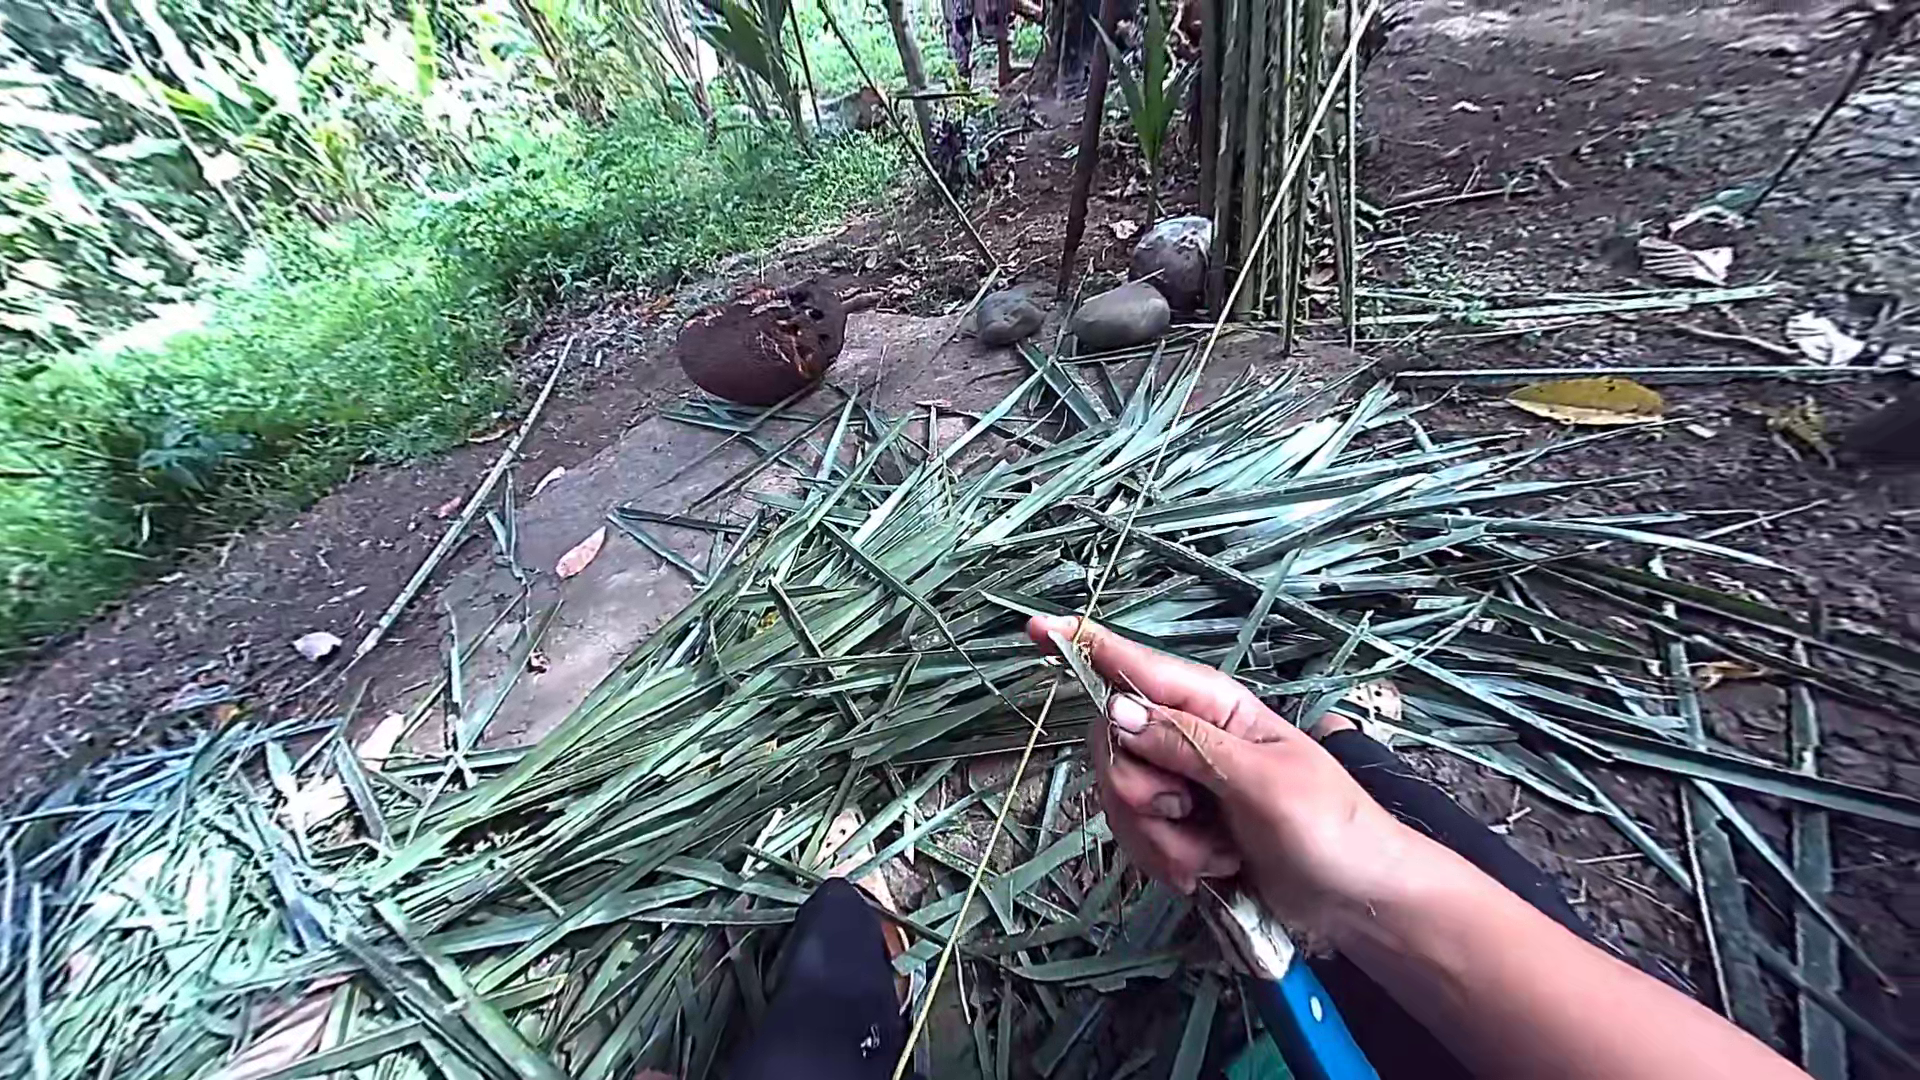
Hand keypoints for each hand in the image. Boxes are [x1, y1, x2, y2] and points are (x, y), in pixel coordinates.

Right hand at [1028, 615, 1424, 934]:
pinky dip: (1163, 859)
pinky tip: (1207, 868)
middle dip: (1140, 790)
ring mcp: (1172, 775)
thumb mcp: (1266, 781)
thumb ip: (1188, 743)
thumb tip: (1116, 710)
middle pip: (1110, 739)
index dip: (1082, 643)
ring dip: (1159, 837)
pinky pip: (1129, 831)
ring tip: (1215, 851)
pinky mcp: (1168, 820)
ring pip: (1115, 791)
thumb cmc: (1332, 829)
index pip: (1134, 664)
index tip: (1036, 628)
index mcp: (1208, 702)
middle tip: (1189, 813)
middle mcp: (1179, 730)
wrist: (1358, 906)